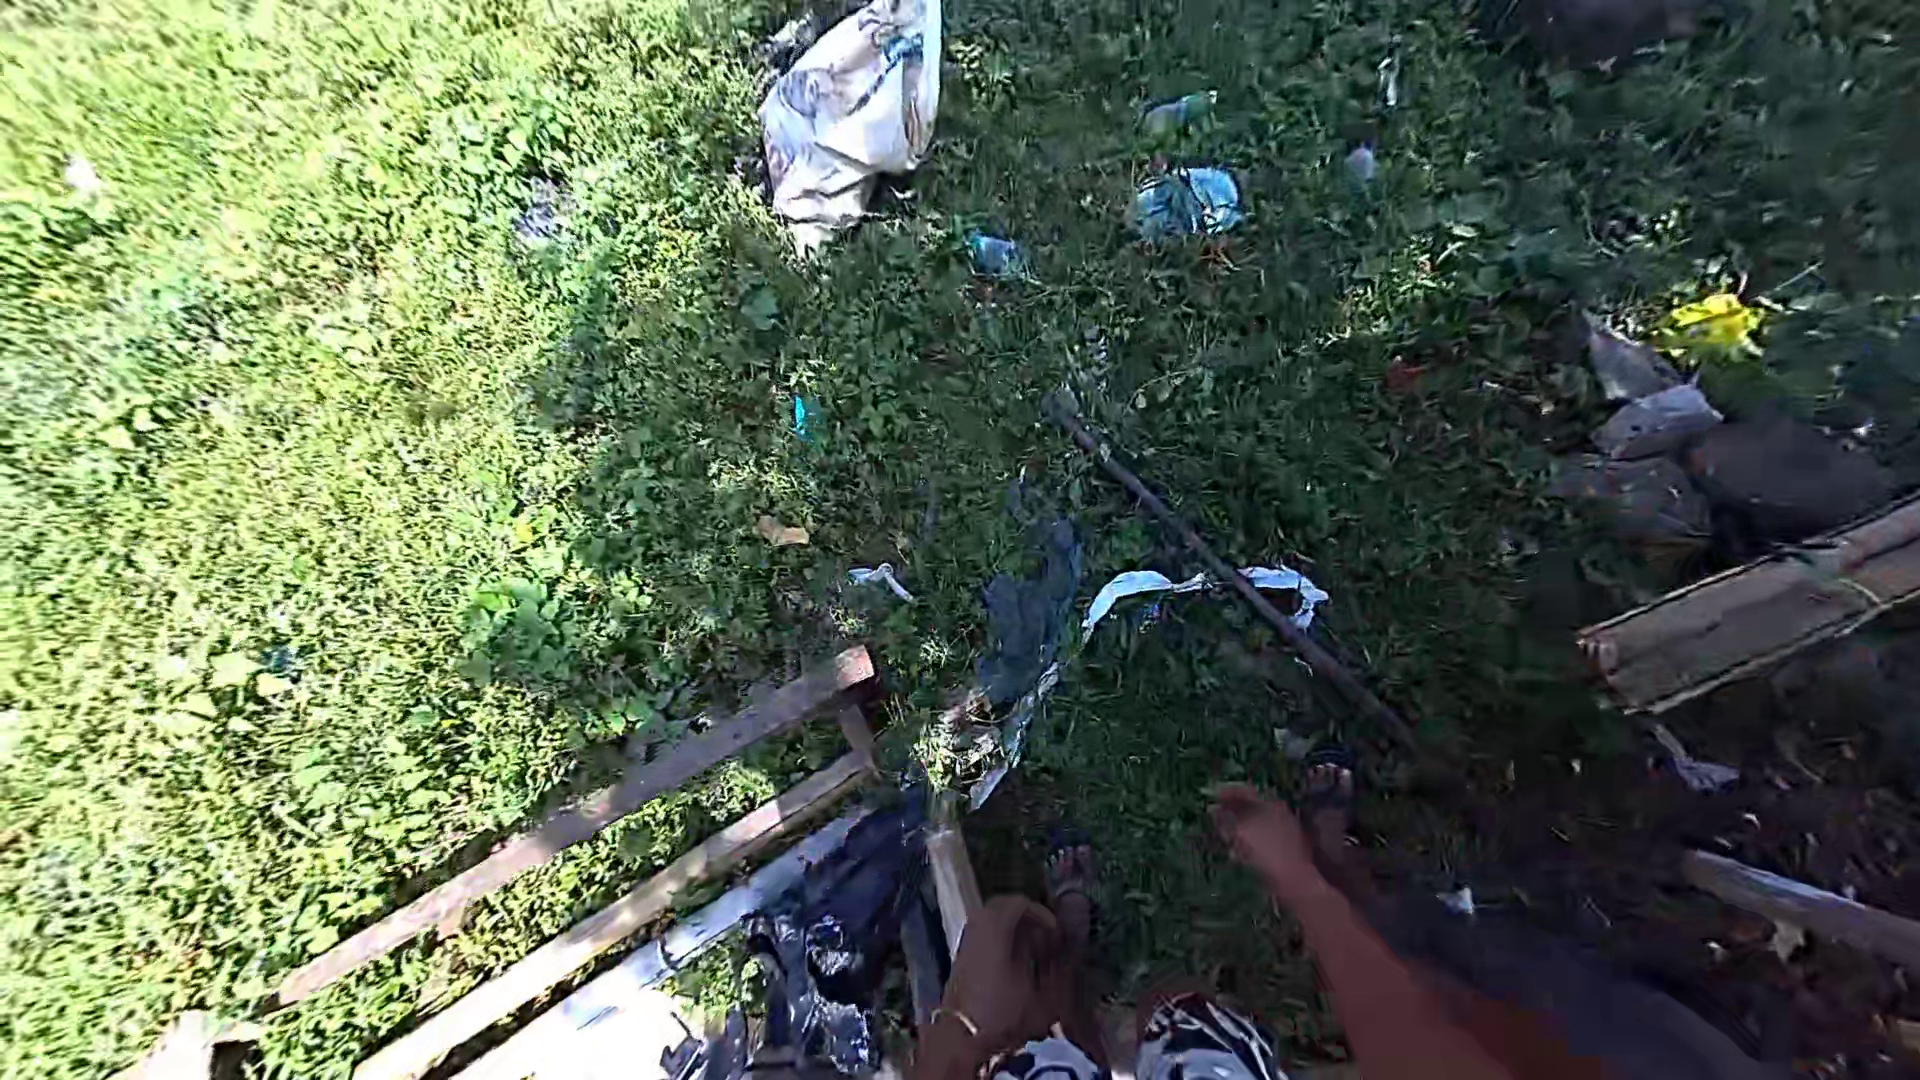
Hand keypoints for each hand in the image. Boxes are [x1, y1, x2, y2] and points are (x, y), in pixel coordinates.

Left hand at [941, 896, 1063, 1052]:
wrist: (961, 1035)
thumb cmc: (1001, 1010)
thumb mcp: (1035, 991)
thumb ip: (1045, 961)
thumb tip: (1048, 943)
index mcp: (995, 922)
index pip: (1020, 902)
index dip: (1042, 914)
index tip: (1056, 932)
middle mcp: (978, 921)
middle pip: (1006, 905)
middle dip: (1028, 918)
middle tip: (1046, 936)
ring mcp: (968, 935)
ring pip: (994, 918)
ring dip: (1015, 927)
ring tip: (1034, 949)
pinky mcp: (963, 951)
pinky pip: (986, 930)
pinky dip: (1002, 936)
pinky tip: (1015, 959)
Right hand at [1210, 784, 1330, 904]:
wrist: (1297, 885)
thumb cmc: (1268, 852)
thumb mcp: (1241, 831)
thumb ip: (1226, 818)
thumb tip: (1214, 811)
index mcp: (1271, 805)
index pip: (1246, 791)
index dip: (1227, 792)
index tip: (1213, 797)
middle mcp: (1280, 815)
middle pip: (1251, 807)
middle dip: (1232, 811)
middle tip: (1216, 815)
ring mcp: (1284, 833)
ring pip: (1255, 824)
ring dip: (1238, 827)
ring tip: (1224, 835)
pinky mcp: (1284, 851)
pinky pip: (1261, 840)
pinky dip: (1247, 842)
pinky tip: (1237, 852)